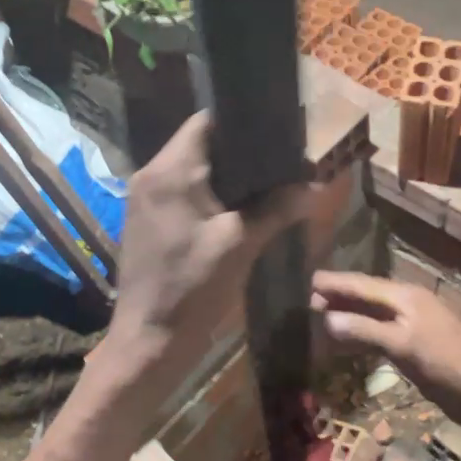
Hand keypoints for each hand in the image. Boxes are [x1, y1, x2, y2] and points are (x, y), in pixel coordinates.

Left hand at [95, 112, 316, 393]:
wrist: (151, 339)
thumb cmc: (193, 288)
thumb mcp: (240, 245)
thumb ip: (276, 209)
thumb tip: (314, 185)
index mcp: (169, 172)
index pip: (206, 122)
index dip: (244, 121)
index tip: (279, 131)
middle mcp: (151, 176)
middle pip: (201, 145)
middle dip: (242, 152)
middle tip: (283, 161)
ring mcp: (146, 201)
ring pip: (194, 172)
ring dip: (229, 177)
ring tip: (269, 185)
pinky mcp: (149, 224)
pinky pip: (185, 196)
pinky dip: (212, 197)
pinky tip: (241, 213)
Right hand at [311, 270, 460, 425]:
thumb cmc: (446, 364)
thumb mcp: (403, 345)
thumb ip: (366, 331)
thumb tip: (327, 318)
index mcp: (407, 297)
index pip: (363, 284)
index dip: (335, 283)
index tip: (307, 281)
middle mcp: (408, 306)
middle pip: (366, 297)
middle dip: (338, 299)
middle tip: (306, 302)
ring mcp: (412, 327)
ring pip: (372, 317)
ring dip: (348, 318)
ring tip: (319, 320)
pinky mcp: (414, 348)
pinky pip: (380, 336)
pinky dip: (361, 337)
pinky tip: (345, 344)